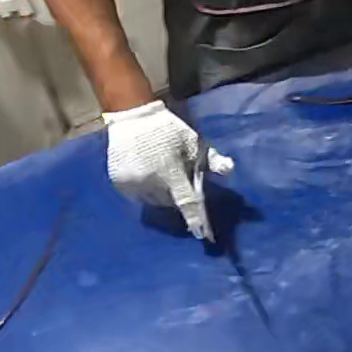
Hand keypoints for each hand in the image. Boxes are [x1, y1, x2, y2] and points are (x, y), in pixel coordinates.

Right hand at [103, 100, 234, 241]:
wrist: (132, 116)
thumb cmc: (168, 129)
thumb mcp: (193, 141)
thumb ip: (211, 159)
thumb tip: (230, 169)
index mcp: (171, 171)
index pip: (186, 202)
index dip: (195, 219)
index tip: (203, 235)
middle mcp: (151, 182)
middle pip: (170, 203)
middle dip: (177, 197)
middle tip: (177, 180)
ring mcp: (133, 185)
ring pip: (153, 201)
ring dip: (161, 195)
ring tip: (160, 176)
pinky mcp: (121, 185)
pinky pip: (138, 197)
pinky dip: (145, 191)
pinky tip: (146, 174)